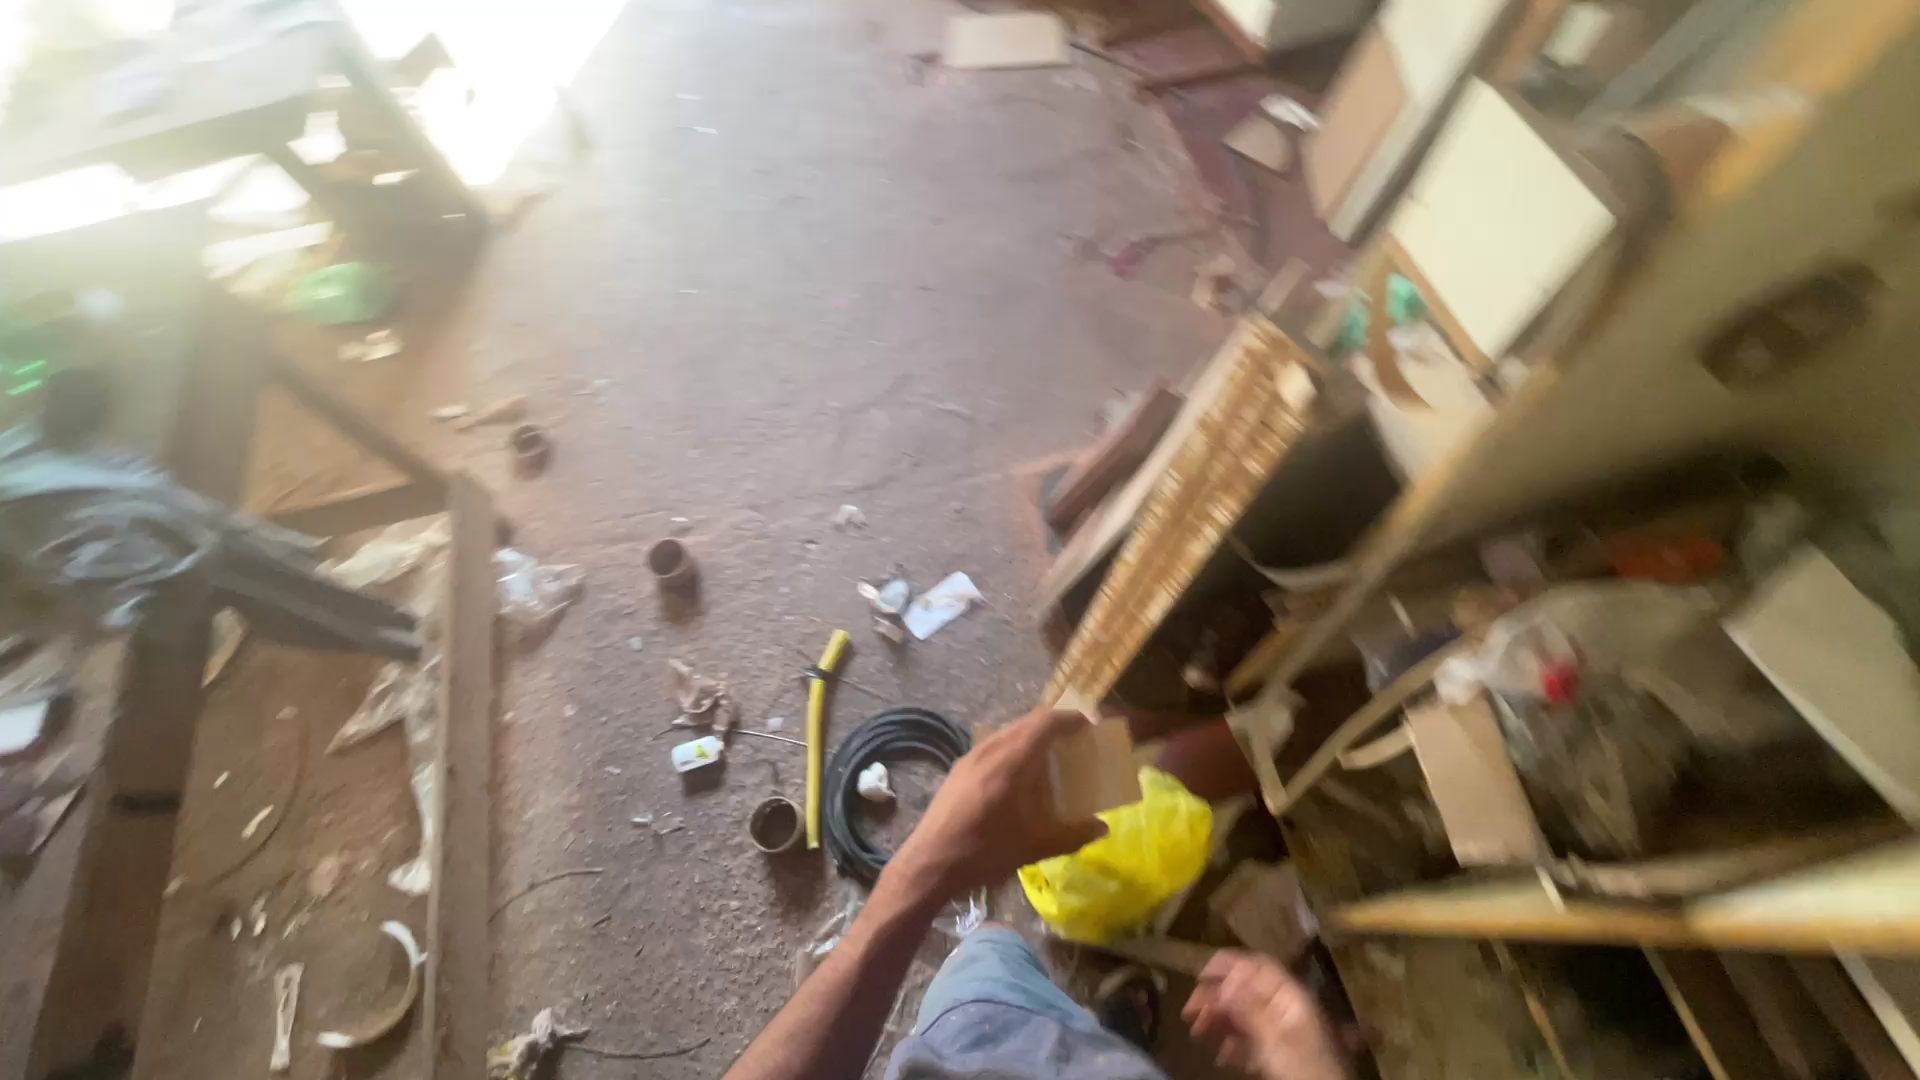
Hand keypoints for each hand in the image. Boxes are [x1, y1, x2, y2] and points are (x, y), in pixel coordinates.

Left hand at [886, 707, 1109, 899]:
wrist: (929, 862)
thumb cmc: (984, 852)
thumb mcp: (1033, 847)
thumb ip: (1071, 835)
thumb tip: (1102, 827)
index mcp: (1011, 760)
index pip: (1045, 722)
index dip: (1069, 719)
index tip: (1088, 727)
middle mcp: (990, 748)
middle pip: (1027, 722)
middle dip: (1053, 727)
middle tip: (1074, 744)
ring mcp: (971, 755)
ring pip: (1009, 732)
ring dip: (1032, 737)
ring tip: (1050, 760)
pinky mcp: (960, 767)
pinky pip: (994, 745)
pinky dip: (1014, 748)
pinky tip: (1019, 777)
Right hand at [1184, 951, 1345, 1079]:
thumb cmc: (1304, 1070)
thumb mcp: (1274, 1039)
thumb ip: (1249, 1008)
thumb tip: (1223, 981)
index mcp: (1290, 997)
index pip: (1258, 966)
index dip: (1230, 964)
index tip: (1201, 973)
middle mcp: (1286, 1008)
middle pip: (1246, 991)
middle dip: (1216, 998)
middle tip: (1190, 1009)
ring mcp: (1283, 1032)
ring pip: (1245, 1016)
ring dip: (1219, 1021)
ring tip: (1197, 1032)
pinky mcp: (1280, 1054)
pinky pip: (1252, 1039)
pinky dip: (1233, 1043)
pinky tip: (1220, 1055)